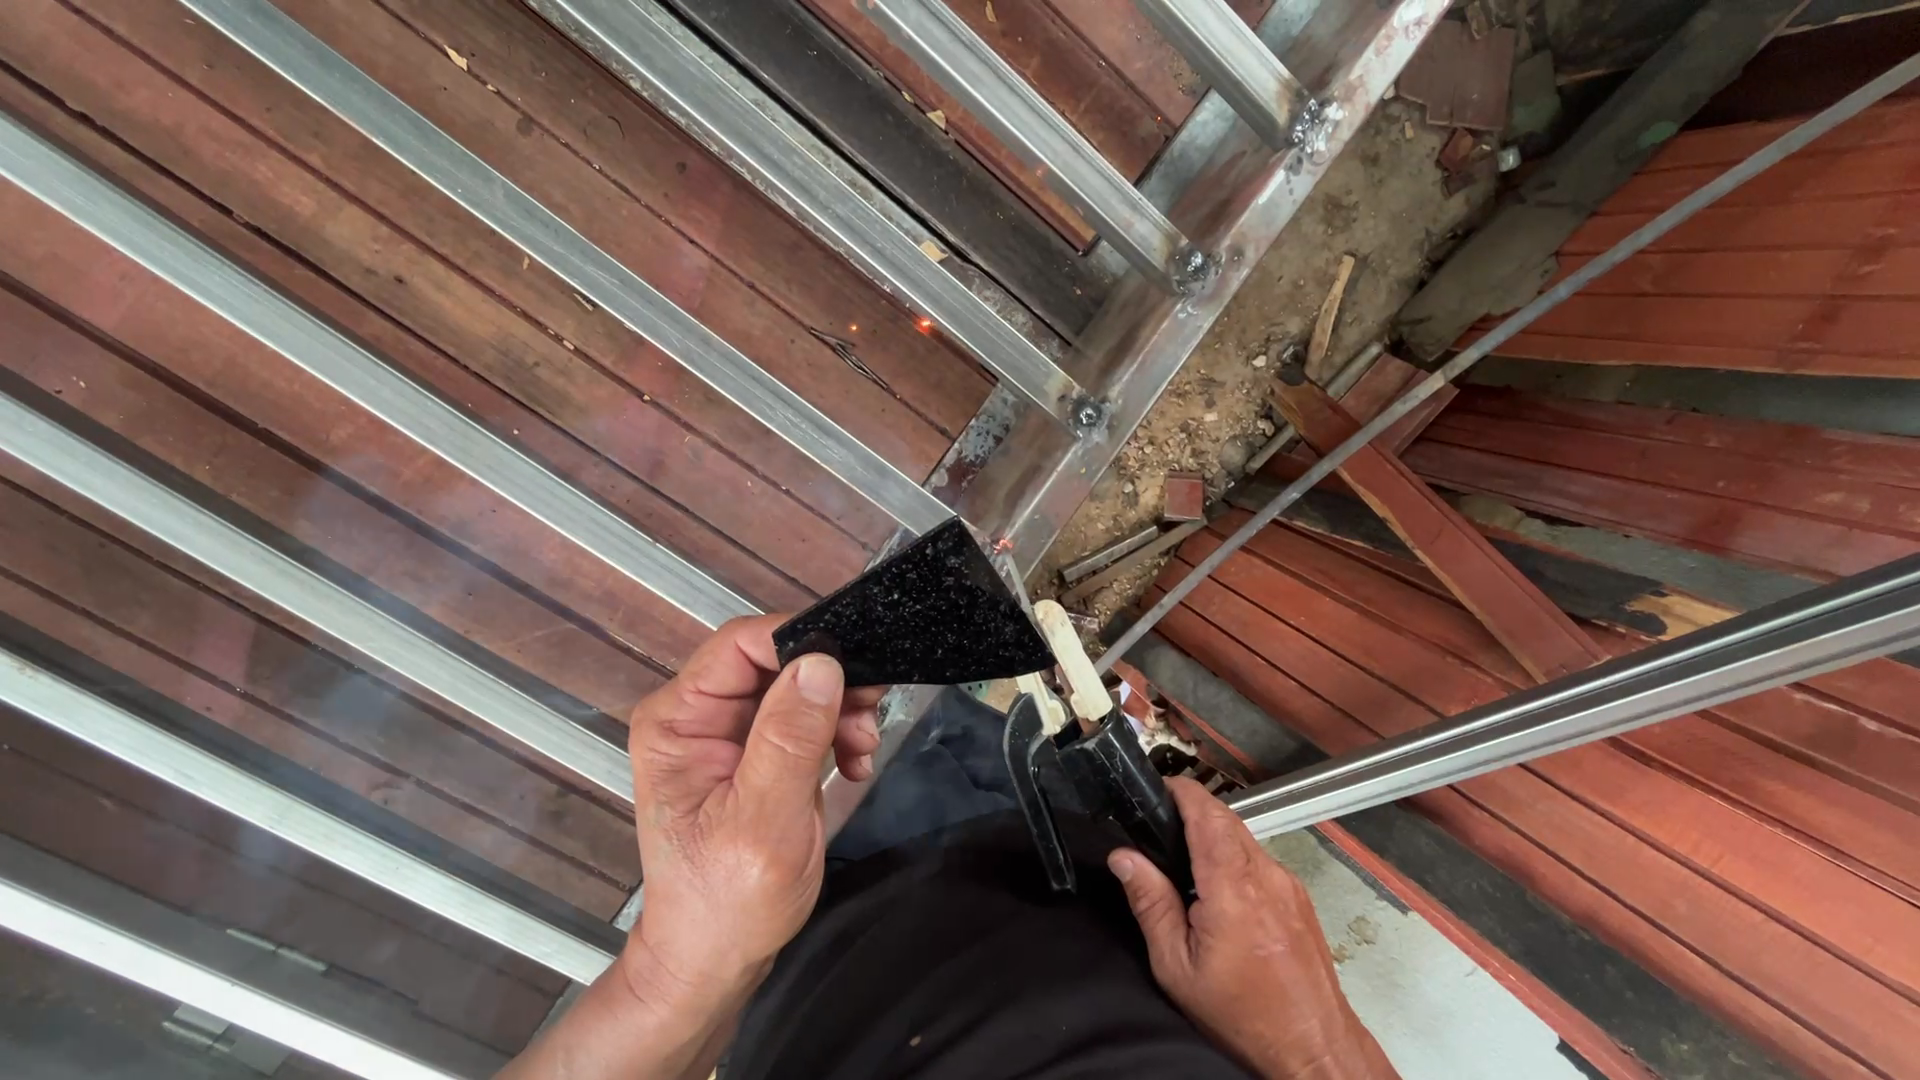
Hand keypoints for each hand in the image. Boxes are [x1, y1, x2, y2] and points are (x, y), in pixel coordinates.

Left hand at [500, 616, 881, 1079]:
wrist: (719, 956)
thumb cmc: (727, 900)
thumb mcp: (761, 822)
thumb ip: (789, 740)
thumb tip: (821, 664)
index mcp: (680, 720)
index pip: (741, 645)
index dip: (800, 644)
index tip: (852, 670)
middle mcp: (701, 714)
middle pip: (776, 659)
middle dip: (830, 681)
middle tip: (867, 714)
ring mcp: (732, 732)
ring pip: (800, 683)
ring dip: (841, 707)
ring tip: (860, 747)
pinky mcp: (762, 750)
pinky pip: (809, 714)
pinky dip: (840, 730)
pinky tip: (854, 762)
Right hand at [1109, 778, 1398, 1079]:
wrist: (1313, 1048)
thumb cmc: (1241, 1013)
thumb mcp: (1177, 966)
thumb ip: (1150, 903)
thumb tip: (1123, 857)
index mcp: (1232, 887)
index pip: (1207, 813)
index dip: (1181, 791)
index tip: (1157, 788)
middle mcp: (1265, 874)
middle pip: (1226, 817)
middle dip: (1193, 809)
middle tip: (1160, 824)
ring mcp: (1287, 883)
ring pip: (1244, 836)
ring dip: (1214, 834)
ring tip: (1185, 861)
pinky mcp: (1298, 896)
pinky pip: (1259, 859)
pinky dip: (1234, 856)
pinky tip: (1218, 889)